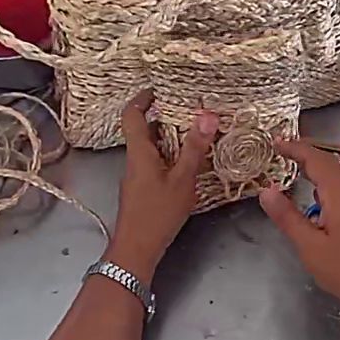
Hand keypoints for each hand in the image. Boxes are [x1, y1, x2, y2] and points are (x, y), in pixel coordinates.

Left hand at [106, 91, 216, 282]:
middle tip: (188, 109)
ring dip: (169, 137)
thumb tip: (208, 115)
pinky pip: (155, 163)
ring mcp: (137, 177)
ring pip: (151, 148)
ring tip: (194, 132)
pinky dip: (170, 156)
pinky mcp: (142, 190)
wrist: (136, 250)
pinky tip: (188, 163)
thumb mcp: (182, 180)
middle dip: (164, 117)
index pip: (132, 116)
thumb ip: (195, 149)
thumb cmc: (158, 213)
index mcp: (140, 153)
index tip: (159, 90)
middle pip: (143, 130)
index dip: (142, 99)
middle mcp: (135, 161)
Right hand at [257, 140, 339, 313]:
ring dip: (315, 169)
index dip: (295, 148)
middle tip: (281, 151)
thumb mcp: (310, 246)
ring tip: (294, 170)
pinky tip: (315, 201)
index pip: (316, 160)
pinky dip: (324, 185)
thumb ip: (287, 217)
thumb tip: (266, 191)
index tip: (276, 143)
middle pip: (329, 164)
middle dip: (305, 154)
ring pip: (337, 177)